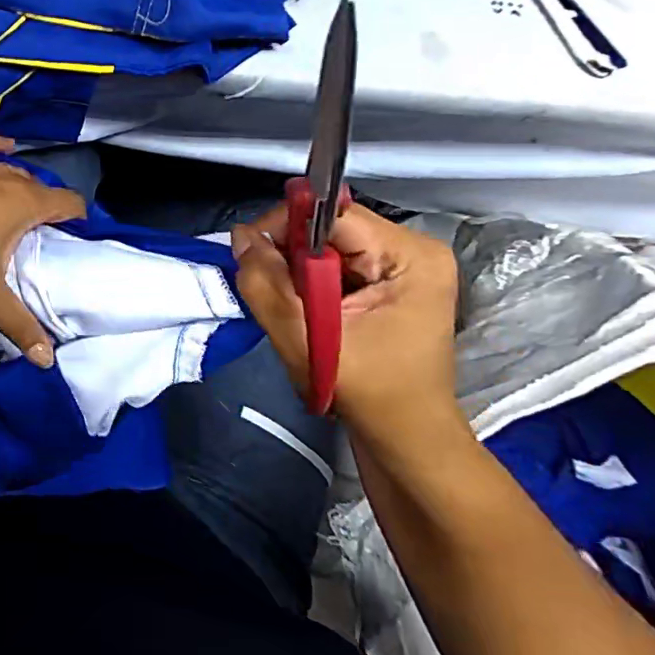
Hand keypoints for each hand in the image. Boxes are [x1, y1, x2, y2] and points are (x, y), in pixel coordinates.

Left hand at [0, 134, 85, 366]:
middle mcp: (6, 176)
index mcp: (25, 202)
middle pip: (40, 188)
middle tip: (38, 238)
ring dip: (21, 186)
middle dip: (46, 208)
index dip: (77, 219)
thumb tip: (48, 362)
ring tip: (20, 207)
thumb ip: (19, 326)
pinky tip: (2, 147)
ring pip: (12, 170)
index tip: (73, 239)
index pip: (70, 203)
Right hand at [229, 203, 458, 437]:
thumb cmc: (369, 392)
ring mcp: (405, 265)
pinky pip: (335, 260)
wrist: (408, 440)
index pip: (330, 213)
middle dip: (289, 254)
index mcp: (410, 256)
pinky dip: (310, 280)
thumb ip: (265, 283)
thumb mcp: (304, 338)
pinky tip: (309, 310)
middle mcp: (413, 249)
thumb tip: (241, 236)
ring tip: (294, 307)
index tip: (253, 256)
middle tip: (273, 292)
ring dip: (297, 270)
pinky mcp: (391, 280)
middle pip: (327, 226)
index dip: (284, 227)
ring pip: (326, 243)